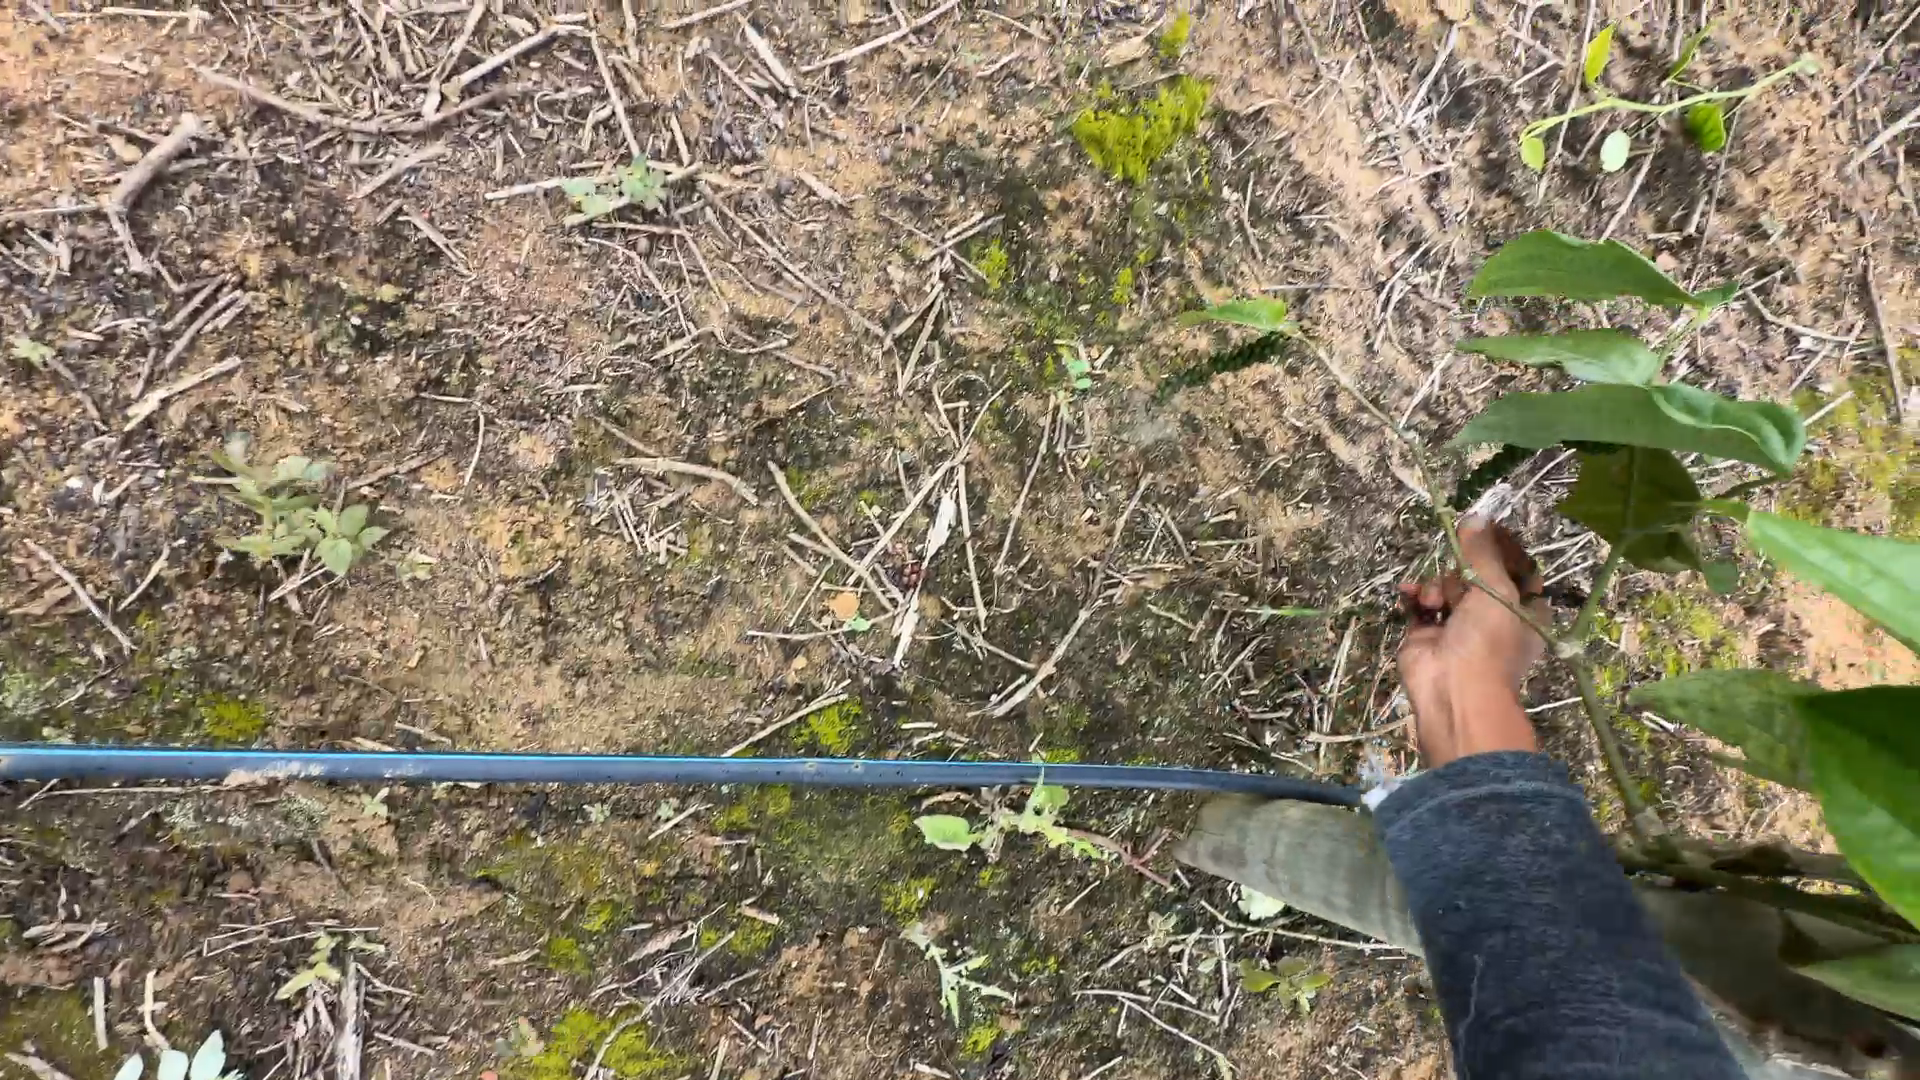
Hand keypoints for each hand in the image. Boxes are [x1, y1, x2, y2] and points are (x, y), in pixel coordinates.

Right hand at [1397, 519, 1552, 766]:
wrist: (1453, 688)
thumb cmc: (1487, 641)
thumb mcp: (1494, 590)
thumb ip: (1481, 552)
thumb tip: (1475, 516)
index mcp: (1523, 609)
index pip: (1515, 569)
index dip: (1498, 549)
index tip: (1479, 530)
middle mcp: (1492, 615)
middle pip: (1474, 574)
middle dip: (1459, 573)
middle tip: (1456, 584)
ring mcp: (1457, 624)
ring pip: (1444, 586)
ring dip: (1435, 587)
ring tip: (1432, 604)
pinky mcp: (1426, 631)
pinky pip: (1419, 602)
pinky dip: (1414, 596)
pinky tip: (1409, 595)